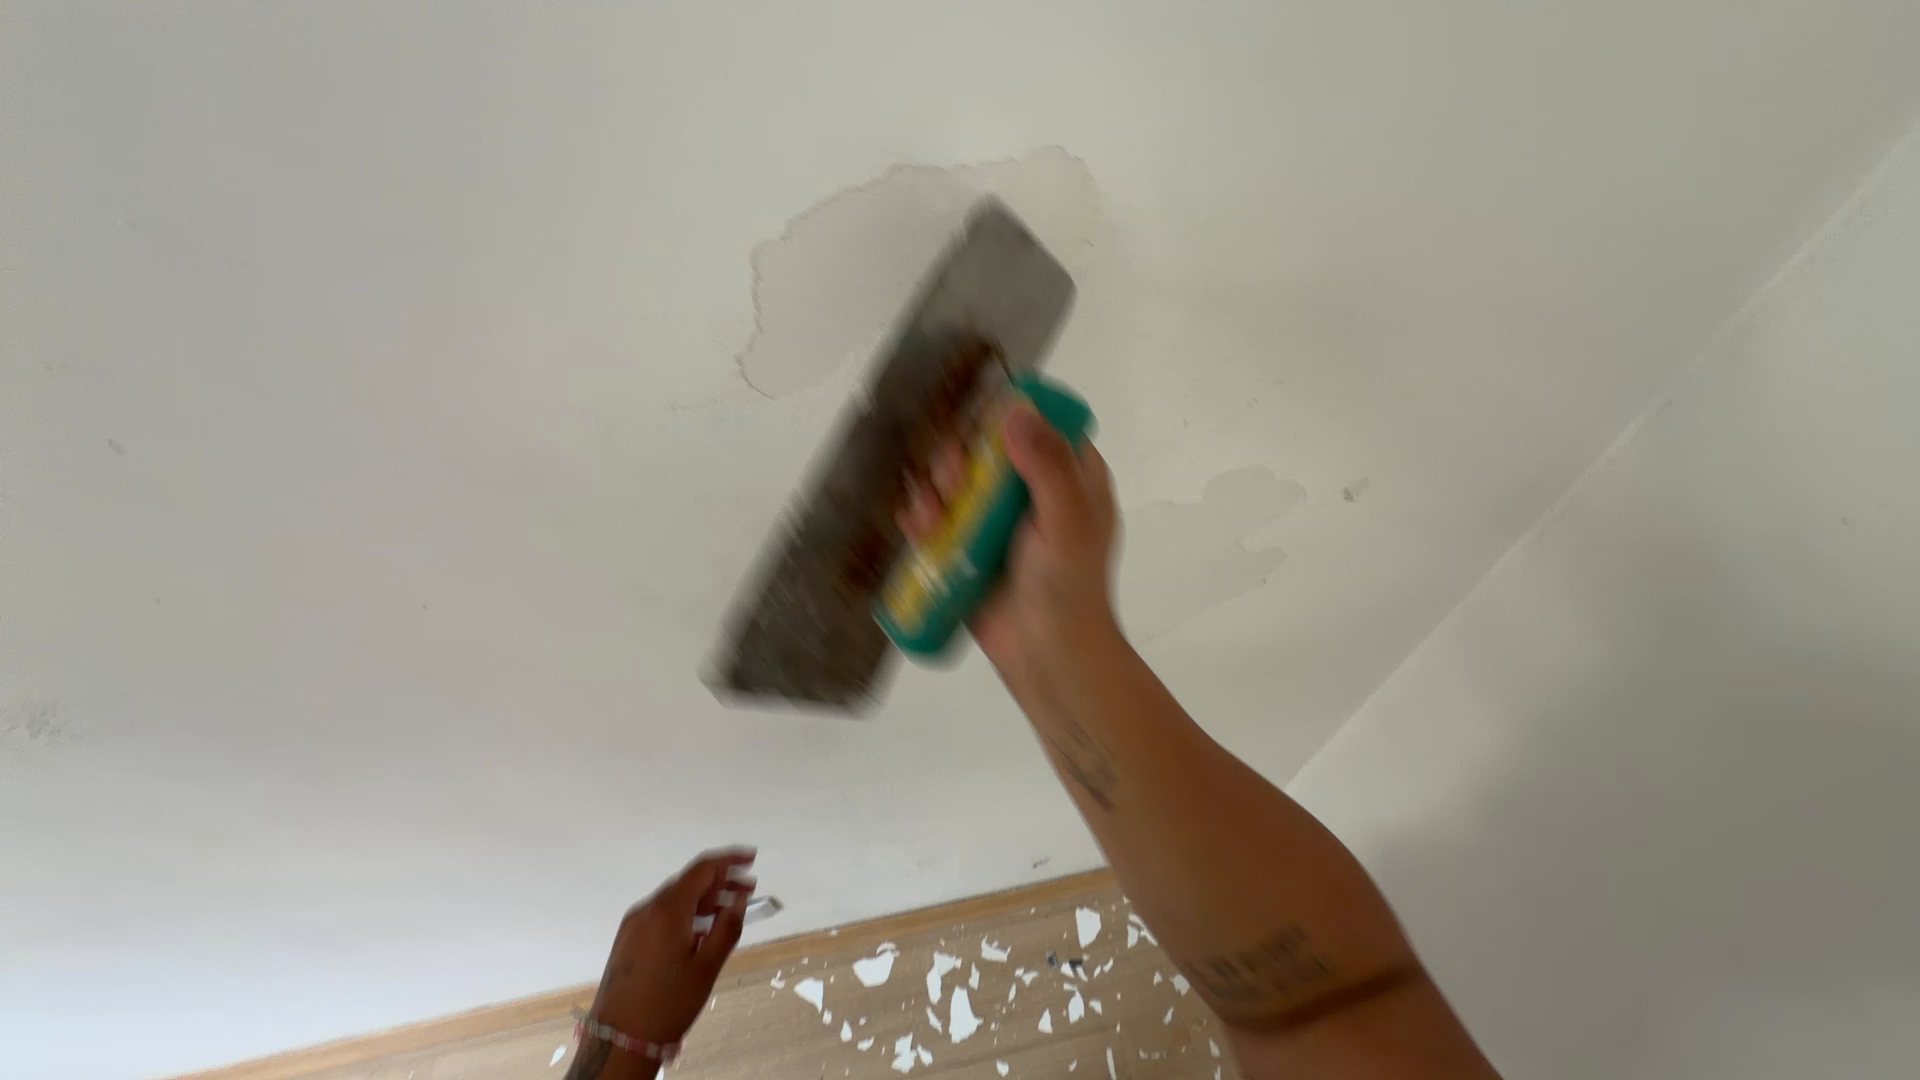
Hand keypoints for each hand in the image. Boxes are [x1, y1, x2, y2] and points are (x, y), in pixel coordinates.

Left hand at [585, 848, 755, 1056]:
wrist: (618, 1042)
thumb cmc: (667, 1005)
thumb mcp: (707, 967)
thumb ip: (728, 926)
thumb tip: (741, 896)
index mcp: (667, 911)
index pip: (703, 869)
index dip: (729, 860)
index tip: (751, 858)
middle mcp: (648, 909)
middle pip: (689, 882)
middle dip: (721, 882)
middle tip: (749, 889)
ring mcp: (635, 924)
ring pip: (676, 899)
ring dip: (705, 899)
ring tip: (730, 909)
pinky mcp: (629, 938)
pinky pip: (663, 914)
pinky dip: (687, 913)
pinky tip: (702, 928)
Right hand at [901, 402, 1120, 683]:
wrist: (1046, 656)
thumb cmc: (1068, 587)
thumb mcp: (1068, 521)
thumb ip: (1048, 466)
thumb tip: (1014, 412)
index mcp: (1069, 473)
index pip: (1033, 421)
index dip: (1001, 417)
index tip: (978, 433)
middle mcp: (1029, 488)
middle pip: (981, 445)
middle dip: (957, 456)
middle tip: (953, 481)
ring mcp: (994, 517)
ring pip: (951, 477)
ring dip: (933, 486)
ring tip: (932, 516)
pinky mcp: (965, 545)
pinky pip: (934, 515)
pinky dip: (920, 516)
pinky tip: (918, 529)